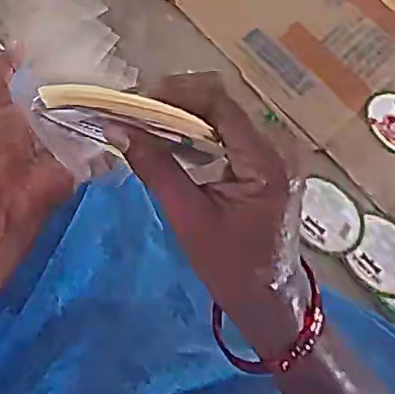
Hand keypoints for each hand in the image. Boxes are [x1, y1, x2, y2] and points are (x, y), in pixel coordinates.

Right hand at [108, 73, 307, 349]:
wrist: (271, 299)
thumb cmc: (232, 266)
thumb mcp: (189, 217)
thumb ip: (155, 167)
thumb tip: (116, 128)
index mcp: (265, 160)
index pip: (220, 104)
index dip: (176, 94)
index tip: (137, 101)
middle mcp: (278, 145)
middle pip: (222, 100)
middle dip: (175, 98)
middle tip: (136, 110)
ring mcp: (276, 149)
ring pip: (223, 109)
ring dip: (183, 109)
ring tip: (146, 119)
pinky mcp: (267, 156)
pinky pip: (228, 125)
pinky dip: (196, 124)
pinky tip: (170, 134)